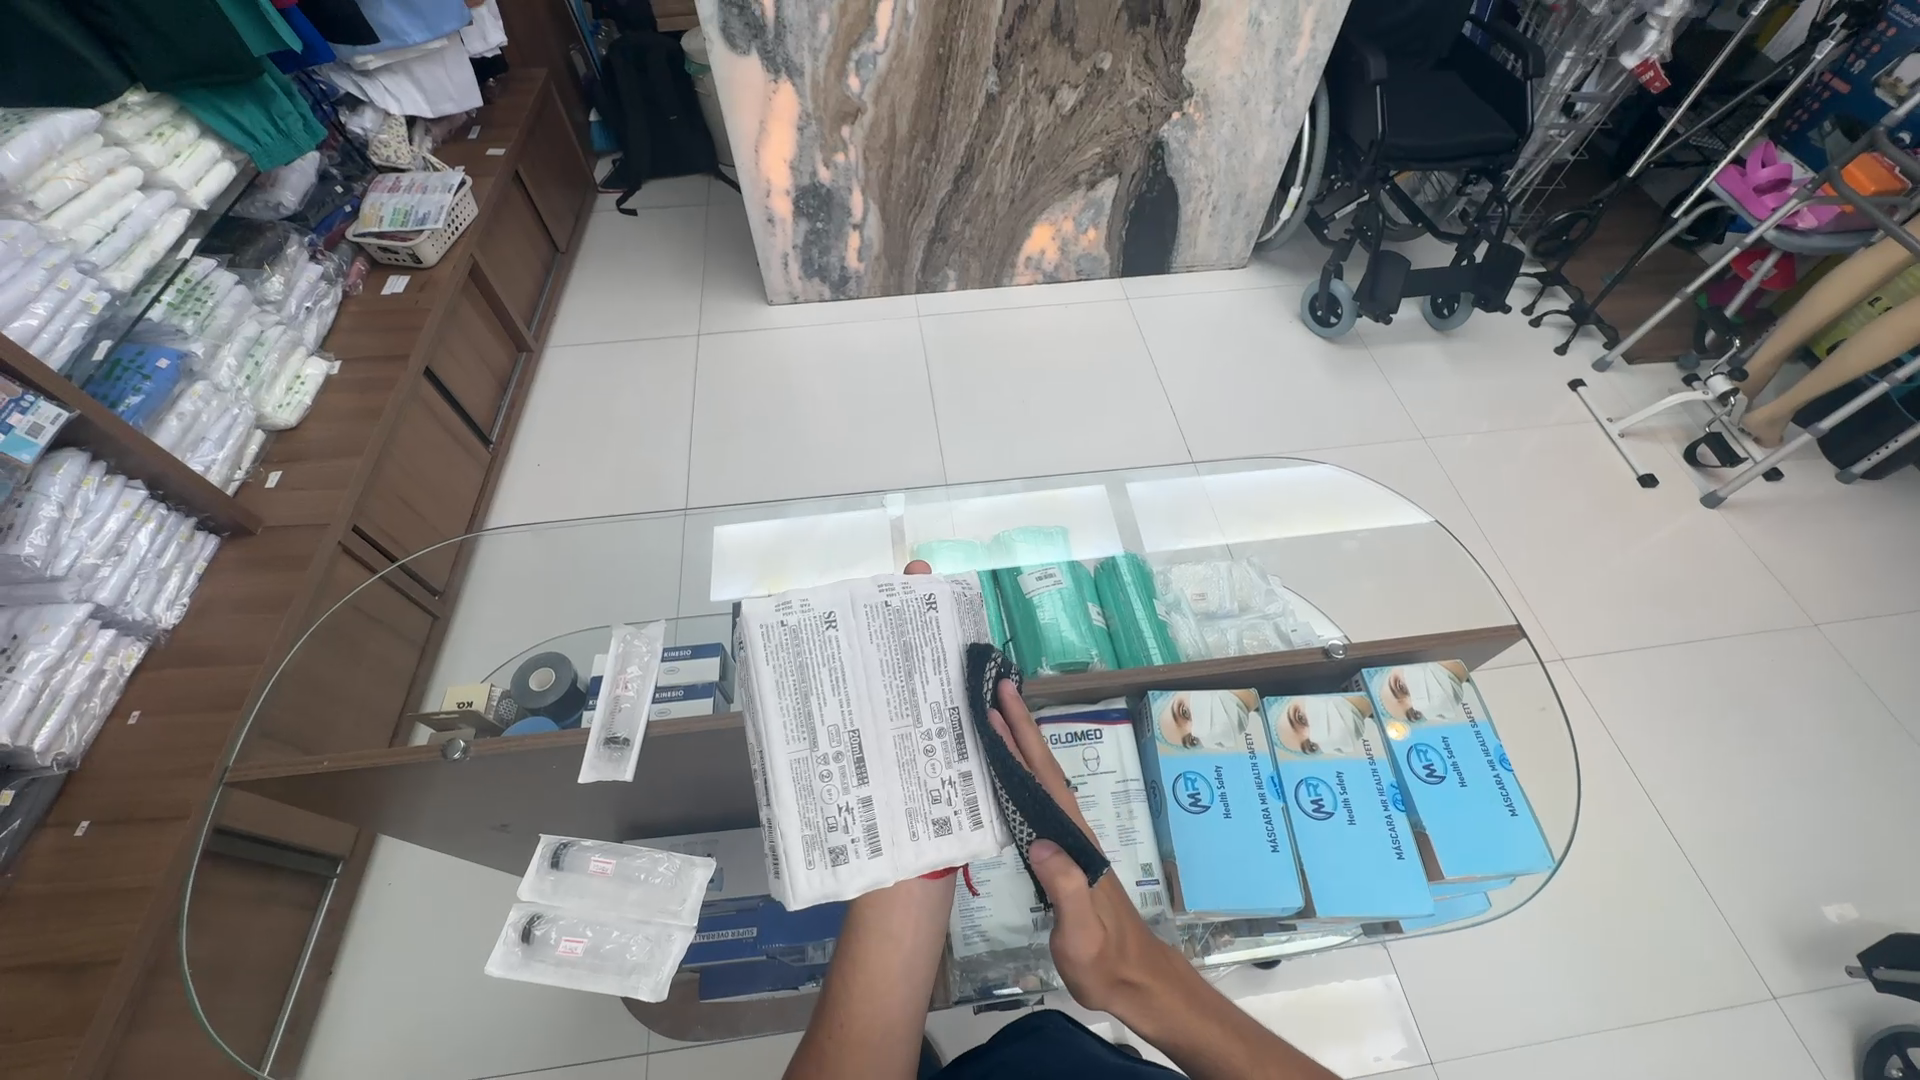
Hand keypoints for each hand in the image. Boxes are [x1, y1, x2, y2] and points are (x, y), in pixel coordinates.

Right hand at [985, 679, 1191, 1015]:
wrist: (1136, 981)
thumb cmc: (1106, 960)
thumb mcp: (1081, 933)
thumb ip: (1065, 889)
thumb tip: (1039, 841)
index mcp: (1074, 838)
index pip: (1045, 776)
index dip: (1024, 737)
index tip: (1004, 701)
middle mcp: (1072, 830)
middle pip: (1043, 768)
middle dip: (1021, 727)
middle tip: (996, 691)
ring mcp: (1069, 841)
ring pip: (1041, 782)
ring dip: (1020, 748)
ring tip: (996, 720)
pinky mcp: (1063, 856)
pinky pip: (1037, 803)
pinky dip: (1021, 779)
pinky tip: (1008, 777)